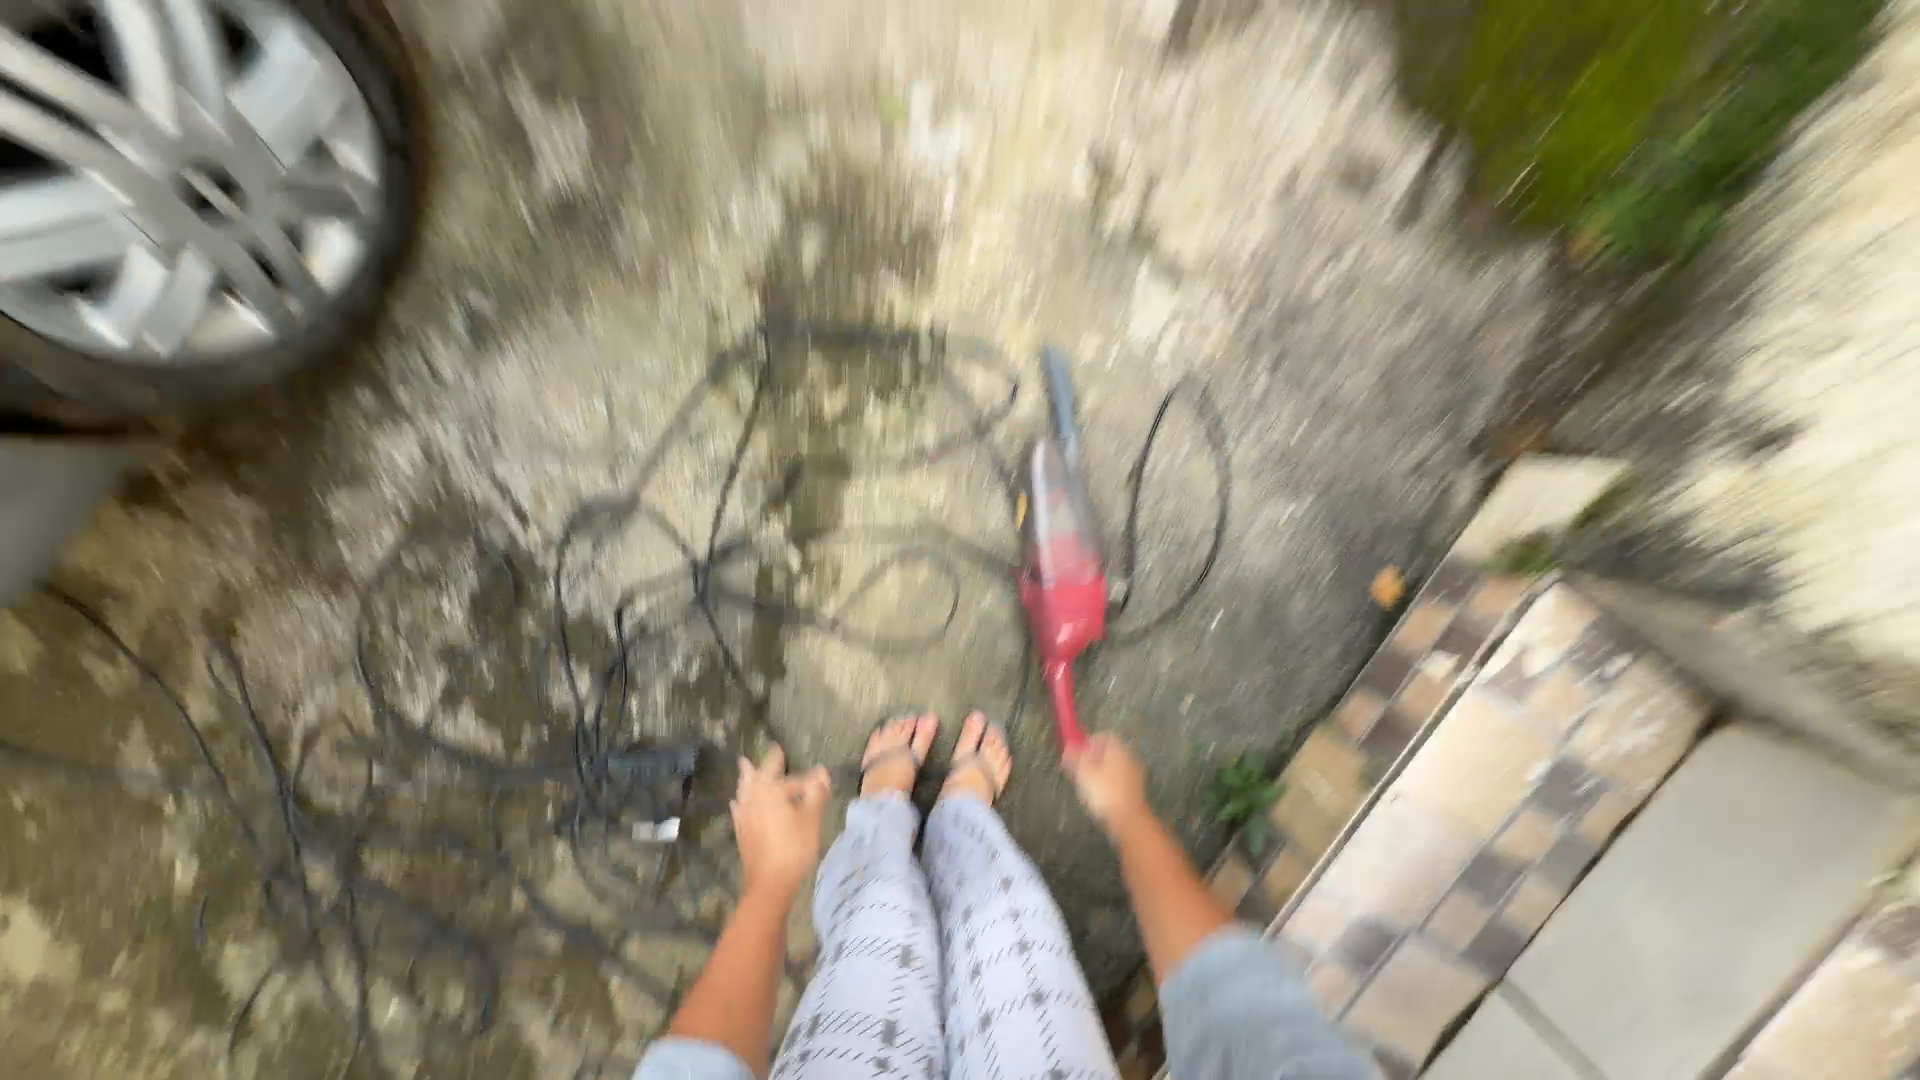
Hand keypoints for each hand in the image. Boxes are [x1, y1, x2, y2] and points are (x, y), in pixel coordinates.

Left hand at [731, 745, 831, 900]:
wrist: (770, 883)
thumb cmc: (794, 847)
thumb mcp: (812, 818)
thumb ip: (816, 793)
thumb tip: (822, 772)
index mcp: (771, 791)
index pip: (793, 779)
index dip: (809, 779)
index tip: (821, 775)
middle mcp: (754, 798)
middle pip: (757, 775)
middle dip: (764, 763)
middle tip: (769, 750)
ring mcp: (745, 816)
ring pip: (745, 790)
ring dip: (747, 778)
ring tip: (744, 767)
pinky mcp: (741, 832)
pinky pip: (739, 810)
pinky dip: (740, 802)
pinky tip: (737, 803)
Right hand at [1063, 734, 1151, 836]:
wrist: (1128, 819)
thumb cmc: (1104, 791)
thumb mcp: (1083, 772)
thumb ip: (1074, 757)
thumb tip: (1068, 747)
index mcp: (1118, 749)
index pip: (1104, 735)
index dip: (1089, 741)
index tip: (1078, 752)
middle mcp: (1129, 758)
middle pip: (1110, 751)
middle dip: (1093, 757)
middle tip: (1080, 768)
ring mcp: (1135, 775)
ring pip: (1114, 767)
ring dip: (1100, 772)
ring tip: (1087, 784)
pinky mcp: (1135, 791)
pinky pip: (1119, 780)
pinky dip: (1108, 784)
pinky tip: (1099, 795)